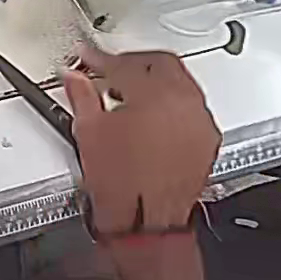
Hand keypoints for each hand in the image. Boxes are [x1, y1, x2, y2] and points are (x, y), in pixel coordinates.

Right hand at [61, 45, 219, 236]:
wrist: (145, 221)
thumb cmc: (122, 184)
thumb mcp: (89, 131)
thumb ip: (81, 96)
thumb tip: (73, 77)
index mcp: (155, 96)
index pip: (123, 64)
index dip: (99, 59)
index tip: (86, 58)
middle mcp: (185, 104)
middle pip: (160, 63)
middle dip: (131, 62)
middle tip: (107, 68)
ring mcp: (200, 121)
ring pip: (180, 83)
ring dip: (153, 81)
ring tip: (125, 92)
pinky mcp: (207, 138)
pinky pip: (190, 107)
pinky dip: (168, 103)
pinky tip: (147, 115)